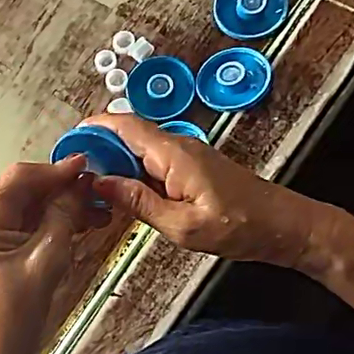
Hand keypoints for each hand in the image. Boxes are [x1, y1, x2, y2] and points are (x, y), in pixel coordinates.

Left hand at [0, 155, 106, 327]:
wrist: (5, 350)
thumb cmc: (16, 312)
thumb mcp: (49, 256)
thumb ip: (65, 214)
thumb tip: (80, 184)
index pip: (20, 178)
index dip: (54, 169)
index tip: (85, 166)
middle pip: (31, 188)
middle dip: (66, 186)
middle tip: (98, 187)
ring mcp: (4, 233)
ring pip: (40, 203)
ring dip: (70, 203)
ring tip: (101, 209)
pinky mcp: (17, 245)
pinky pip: (43, 221)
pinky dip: (66, 218)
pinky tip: (90, 221)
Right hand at [82, 115, 329, 269]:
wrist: (284, 226)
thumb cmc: (241, 227)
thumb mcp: (182, 226)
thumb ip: (139, 203)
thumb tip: (102, 184)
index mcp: (174, 154)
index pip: (125, 126)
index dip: (94, 127)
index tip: (70, 140)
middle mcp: (179, 147)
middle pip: (128, 136)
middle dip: (99, 149)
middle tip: (75, 174)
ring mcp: (187, 156)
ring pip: (140, 150)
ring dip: (116, 164)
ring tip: (93, 188)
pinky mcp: (193, 168)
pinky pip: (154, 163)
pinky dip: (134, 173)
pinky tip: (126, 195)